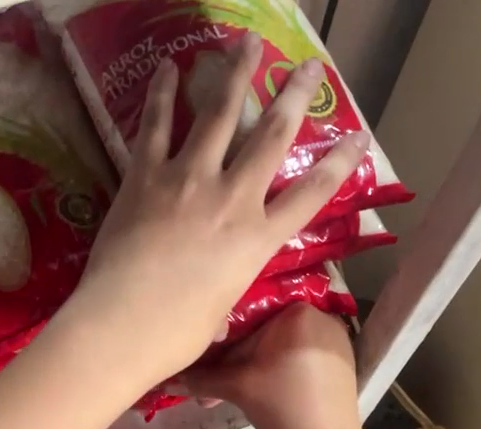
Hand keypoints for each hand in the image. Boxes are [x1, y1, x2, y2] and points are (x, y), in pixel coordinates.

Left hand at [66, 34, 369, 383]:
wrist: (122, 327)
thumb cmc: (175, 337)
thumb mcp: (218, 314)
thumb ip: (225, 286)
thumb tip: (216, 294)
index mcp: (256, 240)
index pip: (311, 195)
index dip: (339, 163)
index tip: (358, 135)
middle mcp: (231, 199)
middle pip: (272, 137)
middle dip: (294, 96)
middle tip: (308, 66)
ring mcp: (188, 180)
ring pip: (219, 113)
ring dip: (235, 72)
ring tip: (247, 40)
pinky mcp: (145, 176)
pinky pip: (157, 126)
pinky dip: (163, 94)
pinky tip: (168, 67)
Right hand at [180, 303, 362, 428]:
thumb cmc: (283, 406)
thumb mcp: (237, 388)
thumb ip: (202, 379)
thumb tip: (169, 379)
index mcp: (295, 310)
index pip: (244, 320)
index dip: (218, 345)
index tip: (202, 366)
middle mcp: (319, 314)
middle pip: (262, 334)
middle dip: (236, 363)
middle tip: (215, 389)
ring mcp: (333, 337)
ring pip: (279, 348)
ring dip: (254, 369)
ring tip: (236, 394)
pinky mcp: (341, 360)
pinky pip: (298, 357)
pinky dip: (278, 371)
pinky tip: (265, 393)